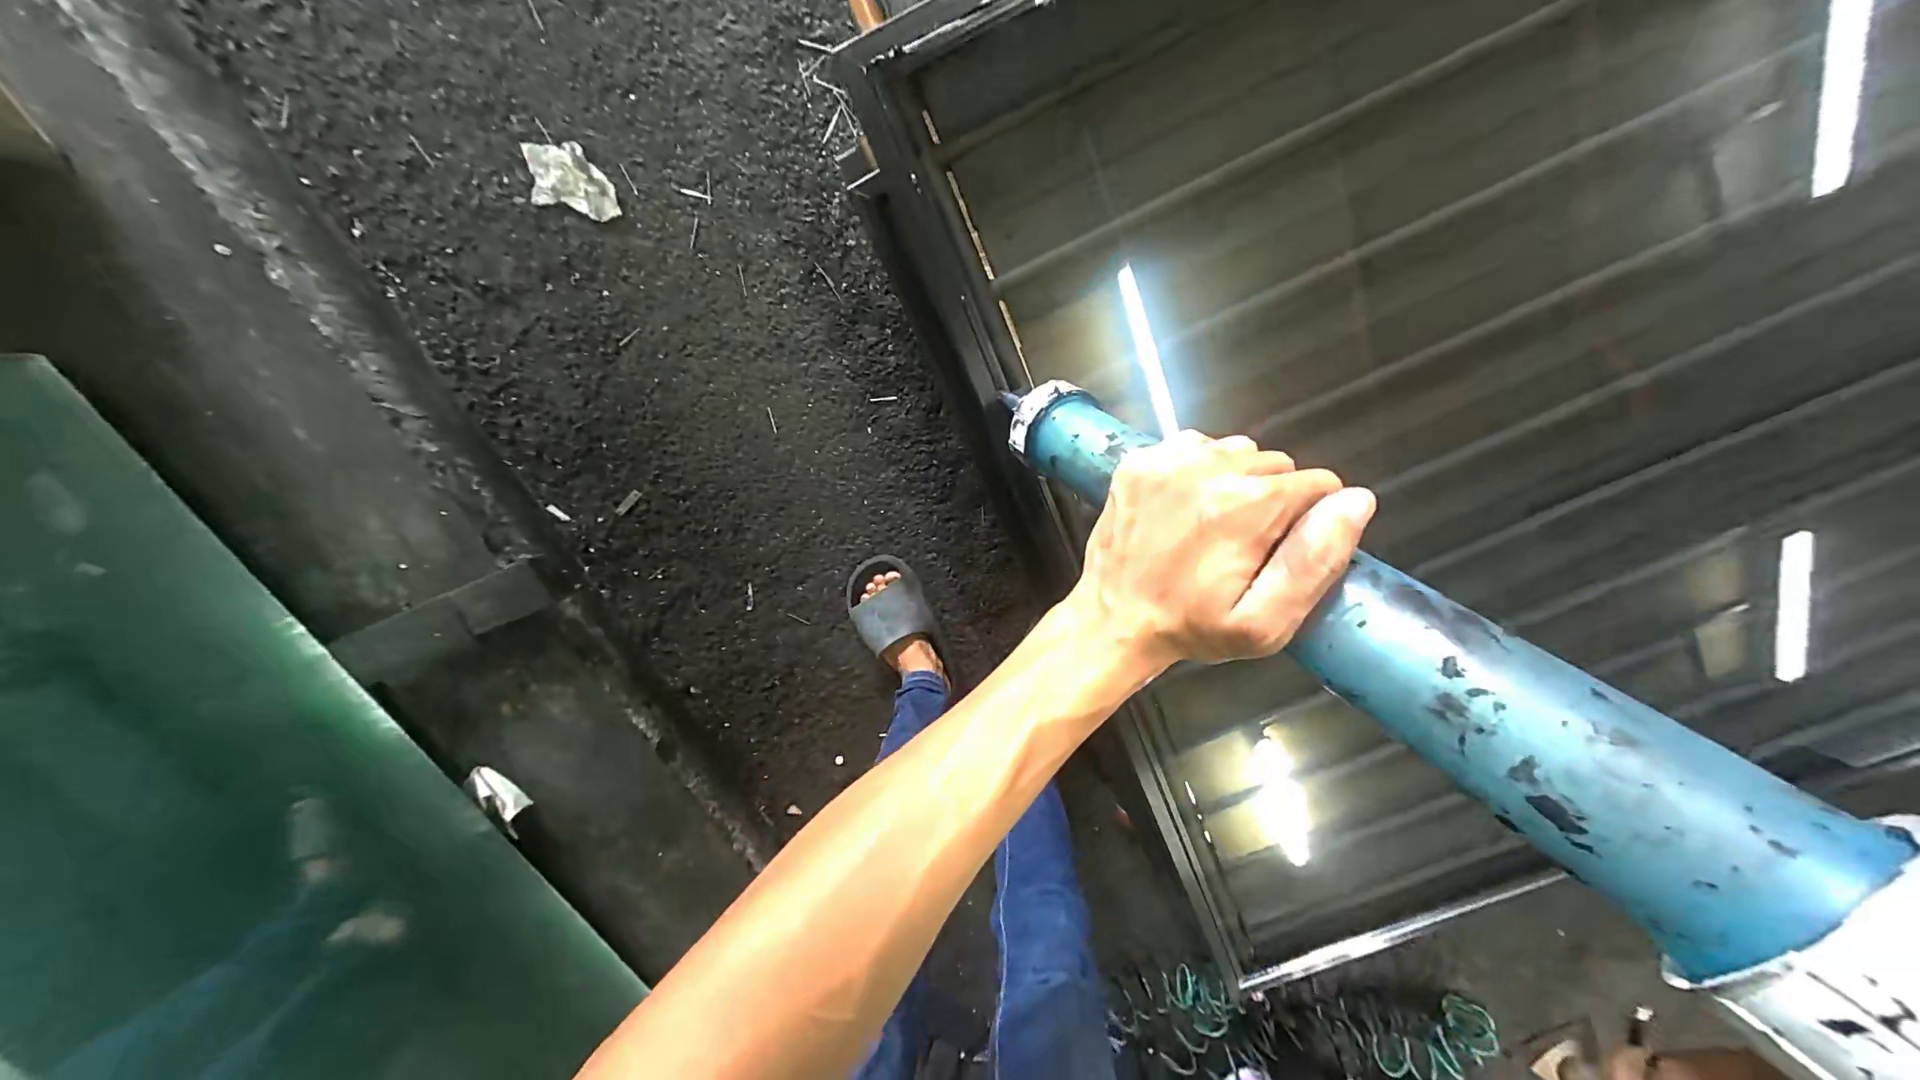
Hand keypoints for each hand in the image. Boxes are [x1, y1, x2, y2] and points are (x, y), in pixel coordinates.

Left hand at [1068, 430, 1374, 672]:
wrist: (1112, 619)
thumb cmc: (1190, 627)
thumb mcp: (1264, 622)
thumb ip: (1316, 561)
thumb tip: (1355, 501)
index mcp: (1248, 505)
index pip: (1318, 485)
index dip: (1309, 520)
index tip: (1278, 550)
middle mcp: (1209, 469)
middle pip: (1276, 465)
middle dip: (1273, 499)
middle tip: (1243, 543)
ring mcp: (1167, 461)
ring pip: (1236, 451)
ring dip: (1236, 479)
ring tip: (1212, 524)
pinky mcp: (1138, 462)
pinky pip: (1192, 446)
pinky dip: (1198, 468)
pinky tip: (1184, 505)